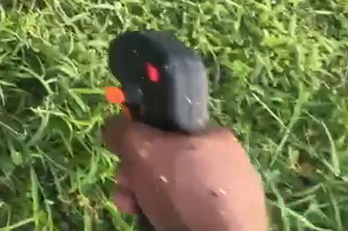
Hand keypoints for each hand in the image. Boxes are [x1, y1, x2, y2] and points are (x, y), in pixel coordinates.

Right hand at [101, 118, 268, 230]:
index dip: (139, 136)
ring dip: (143, 192)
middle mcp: (229, 164)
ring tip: (129, 204)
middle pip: (166, 159)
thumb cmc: (181, 188)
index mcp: (216, 137)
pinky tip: (149, 218)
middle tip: (124, 183)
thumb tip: (114, 126)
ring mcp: (233, 198)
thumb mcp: (138, 147)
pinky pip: (190, 209)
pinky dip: (166, 211)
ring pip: (174, 186)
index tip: (123, 151)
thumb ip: (120, 128)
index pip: (168, 127)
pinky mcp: (231, 224)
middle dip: (136, 171)